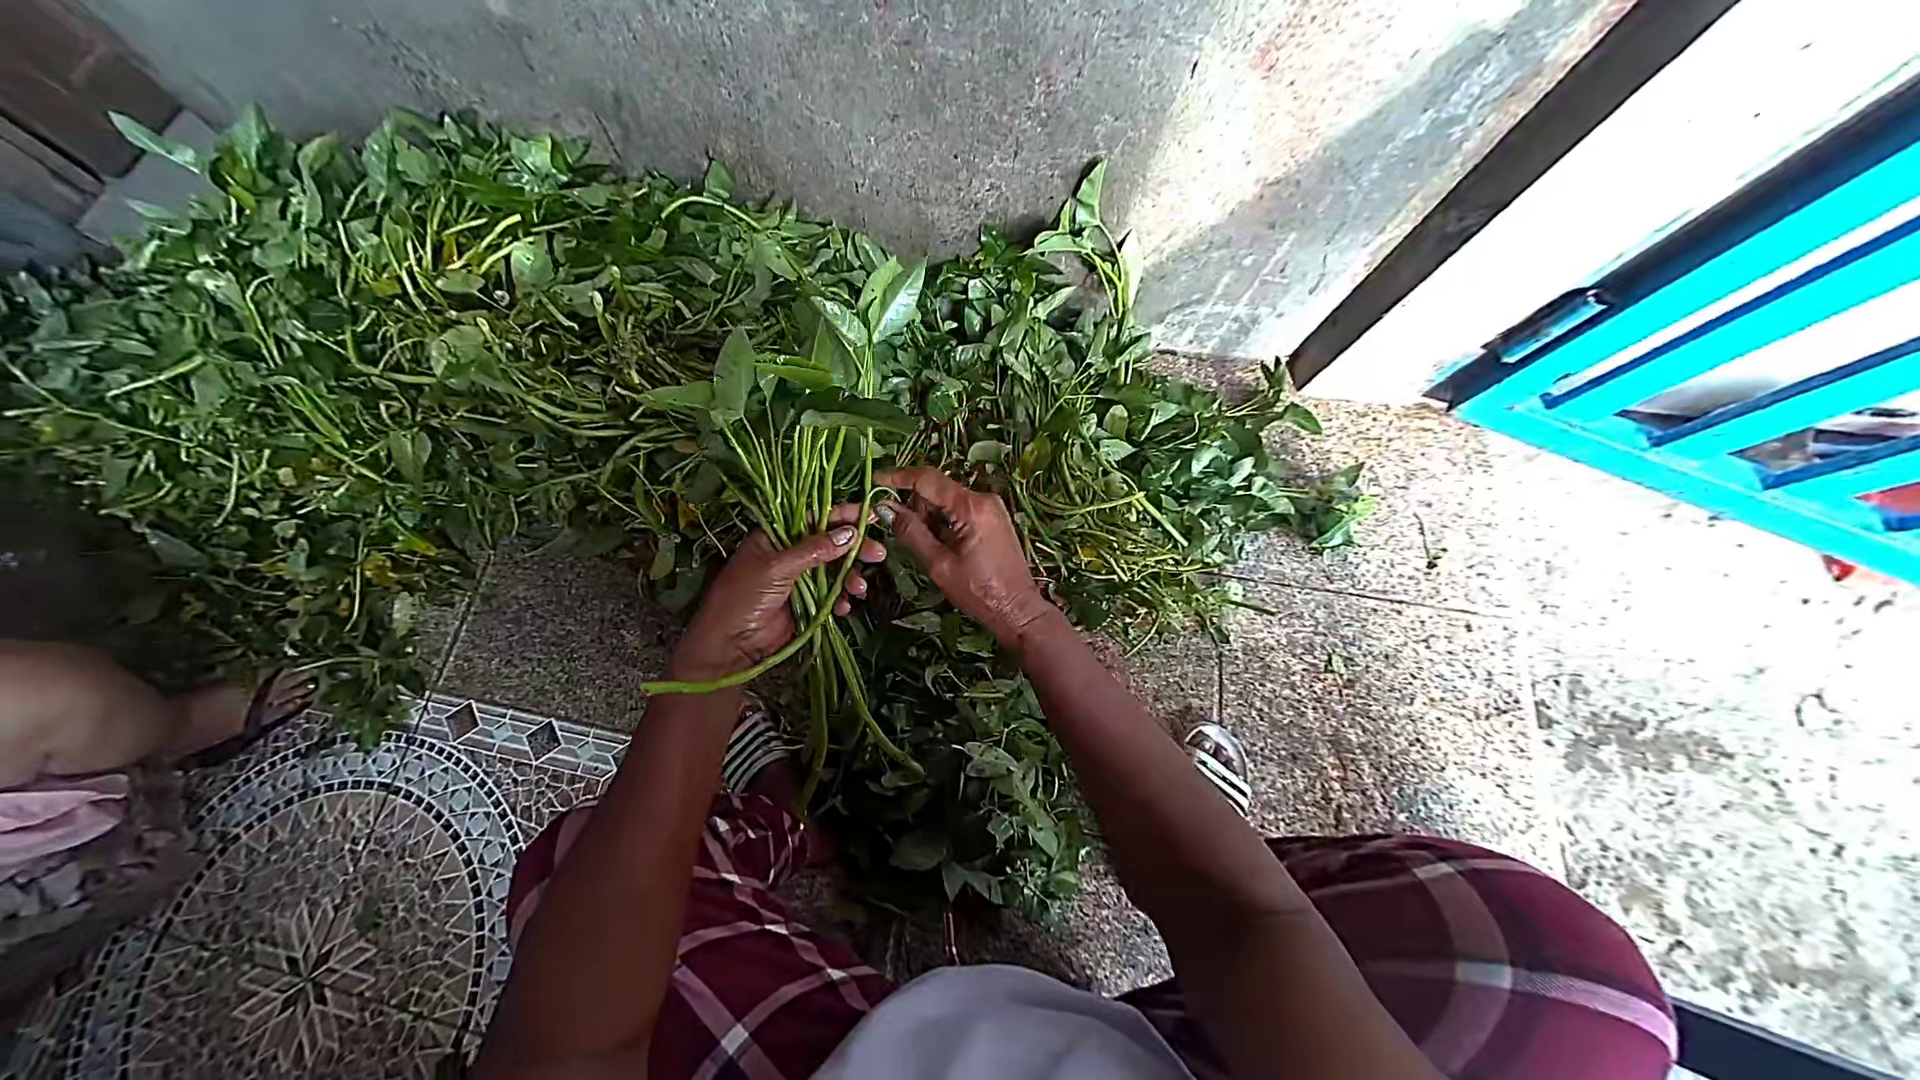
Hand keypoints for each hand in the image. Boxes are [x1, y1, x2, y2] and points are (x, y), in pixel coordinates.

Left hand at [665, 505, 886, 683]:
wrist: (730, 645)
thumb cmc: (744, 597)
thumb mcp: (778, 567)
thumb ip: (815, 549)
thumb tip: (850, 533)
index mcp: (776, 536)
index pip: (815, 518)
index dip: (842, 516)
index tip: (869, 516)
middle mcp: (790, 553)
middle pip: (831, 544)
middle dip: (855, 549)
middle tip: (878, 554)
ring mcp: (800, 579)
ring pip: (835, 571)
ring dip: (850, 577)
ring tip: (859, 589)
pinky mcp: (806, 603)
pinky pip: (832, 595)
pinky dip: (841, 599)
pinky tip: (845, 607)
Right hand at [874, 467, 1056, 646]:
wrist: (1017, 609)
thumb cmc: (978, 592)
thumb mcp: (938, 565)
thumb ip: (911, 532)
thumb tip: (886, 509)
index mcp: (971, 506)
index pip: (928, 478)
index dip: (898, 478)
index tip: (876, 481)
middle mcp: (984, 498)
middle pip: (937, 488)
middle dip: (915, 505)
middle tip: (902, 531)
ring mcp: (991, 506)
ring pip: (947, 499)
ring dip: (929, 515)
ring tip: (928, 546)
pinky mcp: (993, 517)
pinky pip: (960, 509)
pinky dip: (944, 520)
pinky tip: (943, 545)